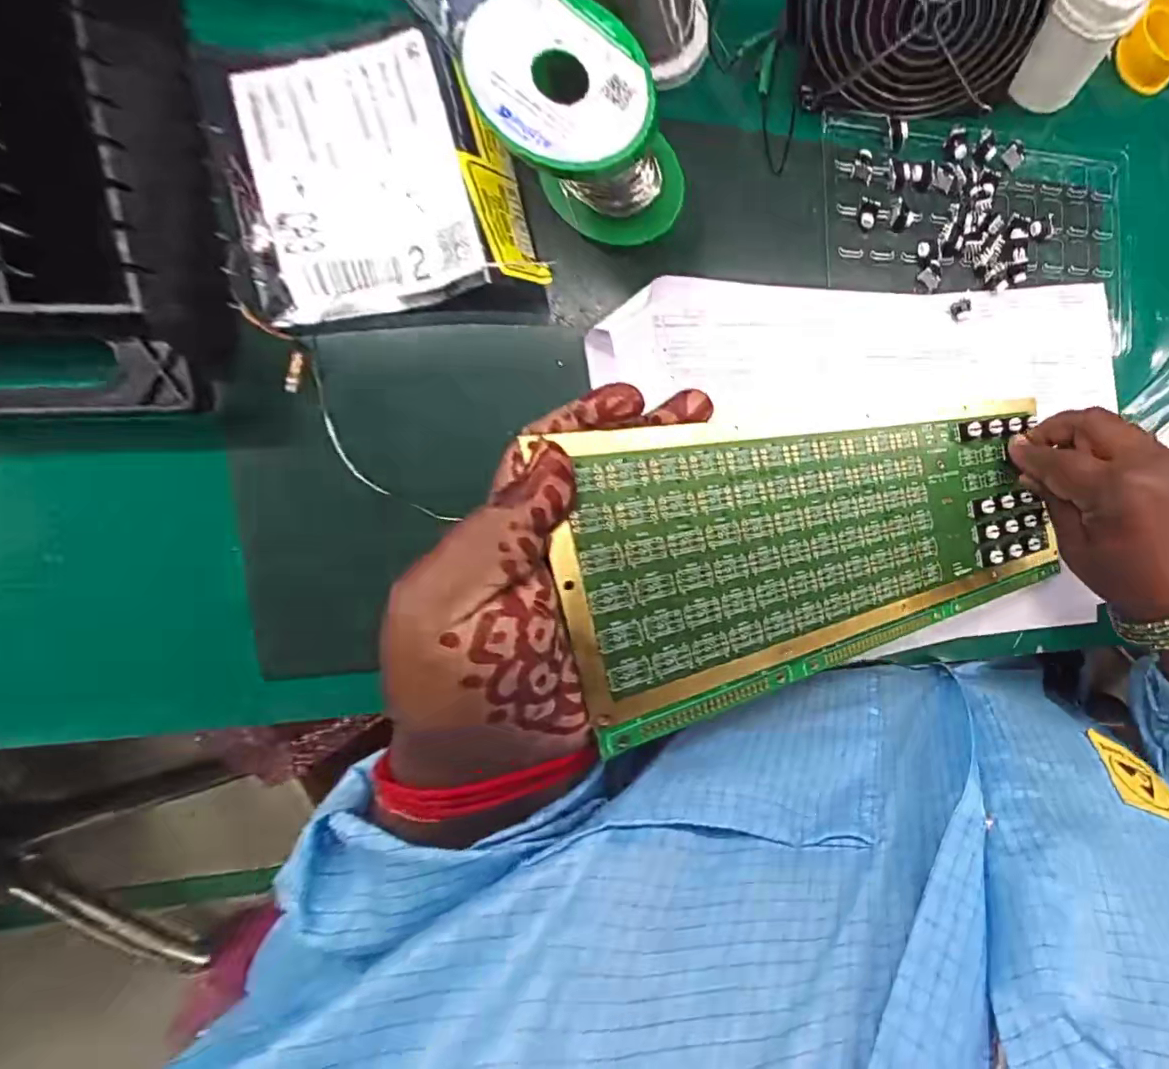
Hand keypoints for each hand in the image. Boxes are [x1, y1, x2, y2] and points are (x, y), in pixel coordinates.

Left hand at [379, 383, 712, 794]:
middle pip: (606, 477)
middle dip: (646, 435)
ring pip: (642, 513)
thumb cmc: (458, 688)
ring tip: (718, 443)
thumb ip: (492, 533)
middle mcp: (559, 548)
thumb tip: (555, 464)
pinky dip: (696, 537)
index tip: (626, 400)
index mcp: (505, 535)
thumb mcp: (445, 606)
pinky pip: (668, 567)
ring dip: (678, 475)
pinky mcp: (638, 615)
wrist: (500, 769)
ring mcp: (602, 582)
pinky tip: (723, 516)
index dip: (584, 422)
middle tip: (695, 408)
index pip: (544, 459)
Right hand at [1007, 407, 1168, 695]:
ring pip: (1116, 427)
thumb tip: (1032, 473)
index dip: (1032, 454)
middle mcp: (1146, 464)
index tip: (1014, 449)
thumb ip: (1055, 501)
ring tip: (1064, 457)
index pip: (1062, 460)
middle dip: (1058, 429)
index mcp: (1117, 489)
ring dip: (1085, 435)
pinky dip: (1110, 447)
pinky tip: (1096, 469)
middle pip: (1092, 423)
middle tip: (1037, 445)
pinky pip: (1137, 442)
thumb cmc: (1127, 582)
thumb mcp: (1077, 546)